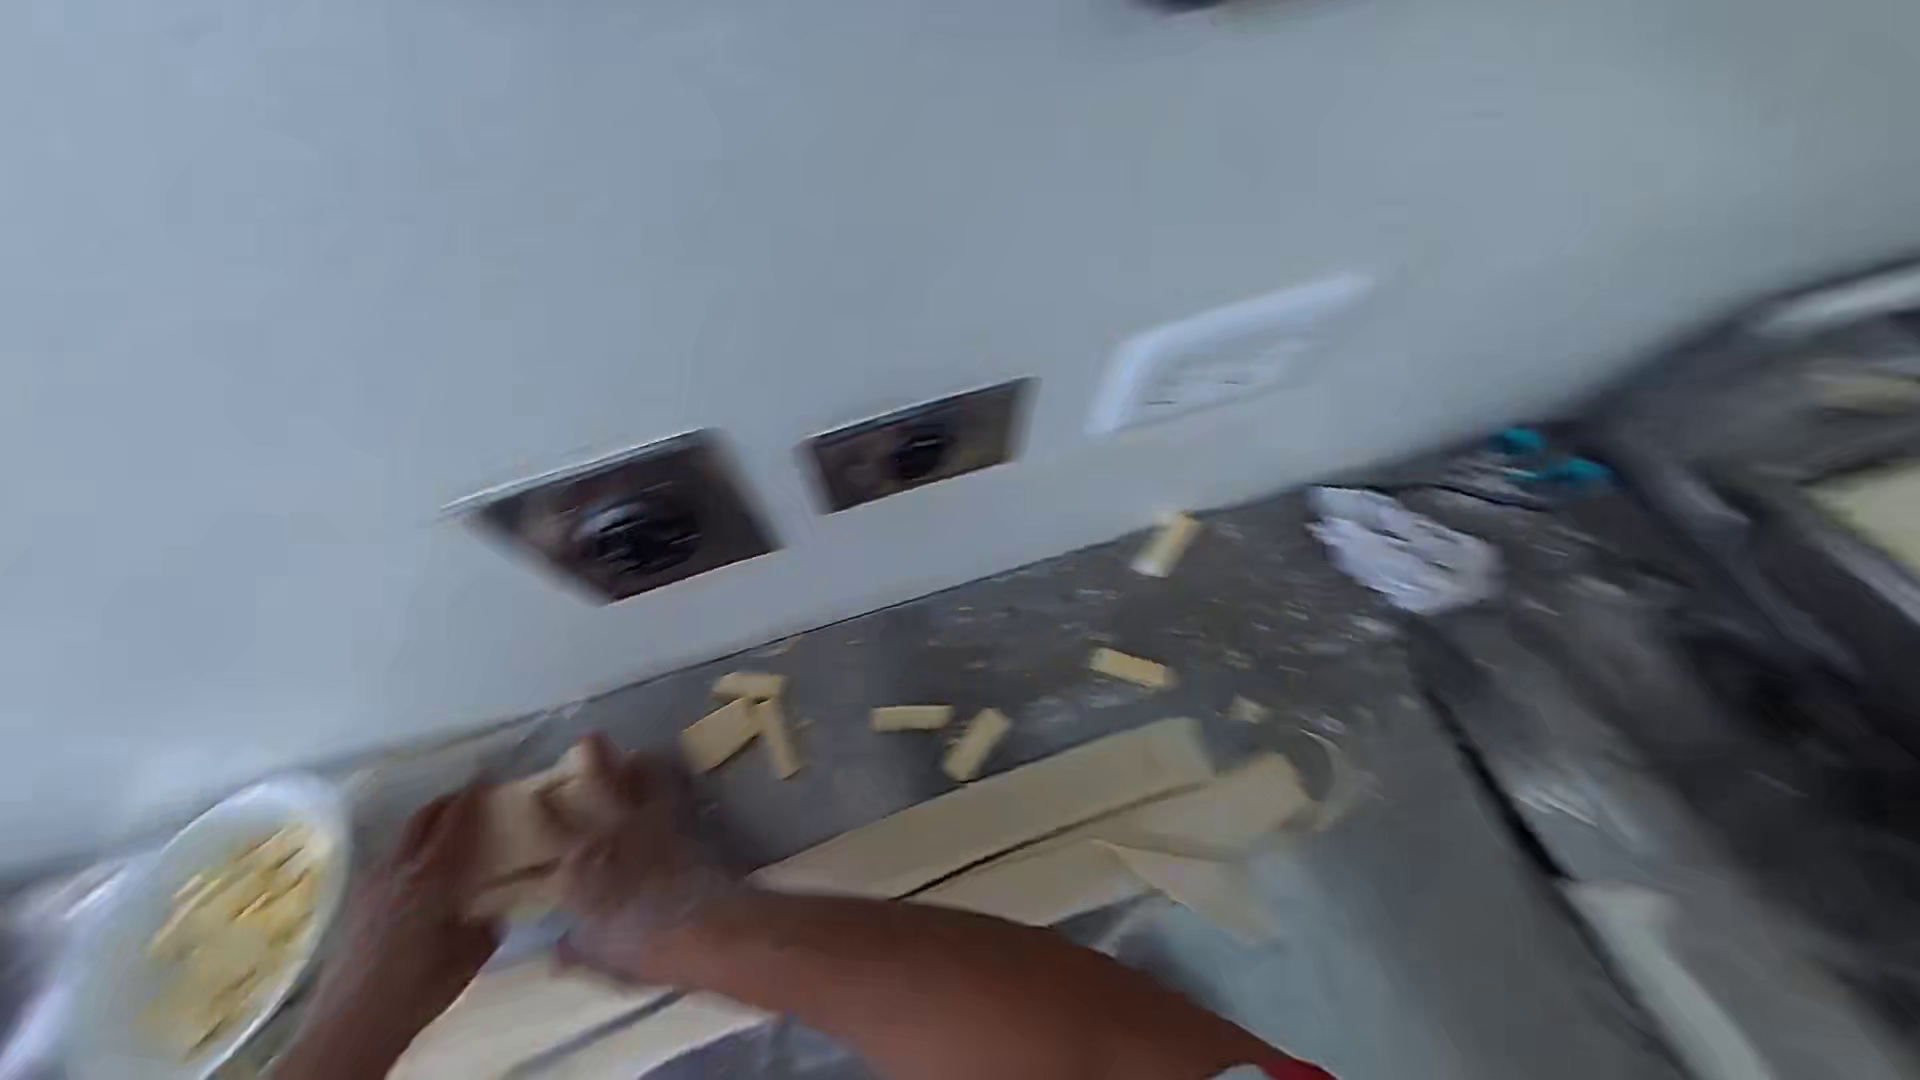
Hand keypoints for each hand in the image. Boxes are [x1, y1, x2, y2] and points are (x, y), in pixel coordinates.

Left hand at [280, 789, 498, 1078]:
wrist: (352, 1026)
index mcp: (434, 874)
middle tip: (466, 796)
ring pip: (399, 842)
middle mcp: (400, 872)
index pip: (455, 821)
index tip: (488, 781)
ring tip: (442, 831)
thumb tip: (497, 908)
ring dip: (422, 828)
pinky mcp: (355, 910)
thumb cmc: (421, 984)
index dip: (471, 797)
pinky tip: (414, 871)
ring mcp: (371, 890)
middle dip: (444, 803)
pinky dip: (406, 854)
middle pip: (420, 821)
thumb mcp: (474, 950)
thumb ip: (488, 920)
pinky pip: (386, 865)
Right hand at [541, 735, 736, 982]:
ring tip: (639, 754)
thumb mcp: (599, 958)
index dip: (545, 808)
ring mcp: (655, 822)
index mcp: (581, 868)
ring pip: (643, 780)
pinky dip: (673, 782)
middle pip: (599, 787)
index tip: (540, 791)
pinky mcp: (688, 821)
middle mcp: (614, 834)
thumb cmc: (643, 950)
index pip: (554, 830)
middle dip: (593, 760)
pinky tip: (676, 778)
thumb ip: (576, 947)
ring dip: (639, 766)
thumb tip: (558, 948)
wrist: (703, 927)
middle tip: (590, 737)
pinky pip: (677, 792)